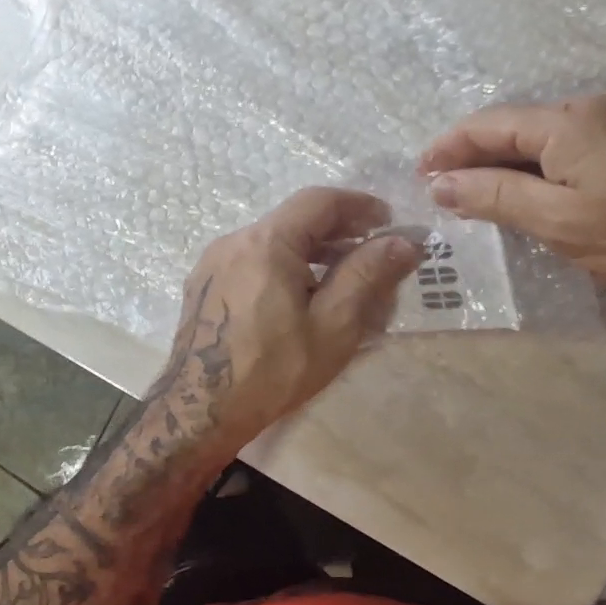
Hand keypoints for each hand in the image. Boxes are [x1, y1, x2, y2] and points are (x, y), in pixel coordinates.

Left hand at [169, 187, 421, 442]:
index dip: (359, 205)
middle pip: (291, 220)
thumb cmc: (274, 367)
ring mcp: (210, 264)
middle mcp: (229, 243)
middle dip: (338, 232)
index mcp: (261, 243)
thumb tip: (403, 240)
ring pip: (270, 242)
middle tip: (377, 255)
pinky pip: (250, 261)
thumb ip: (367, 275)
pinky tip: (305, 296)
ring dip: (312, 252)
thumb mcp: (334, 323)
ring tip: (349, 280)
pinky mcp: (203, 285)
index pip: (316, 201)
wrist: (203, 403)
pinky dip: (283, 266)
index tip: (391, 223)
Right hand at [419, 91, 605, 303]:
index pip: (486, 126)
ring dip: (512, 163)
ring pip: (547, 135)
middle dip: (477, 158)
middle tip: (450, 194)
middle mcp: (600, 105)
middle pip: (516, 127)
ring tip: (490, 197)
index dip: (445, 150)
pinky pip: (579, 141)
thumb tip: (440, 184)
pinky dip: (548, 163)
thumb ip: (493, 197)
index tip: (421, 180)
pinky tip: (541, 191)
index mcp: (573, 122)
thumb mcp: (561, 222)